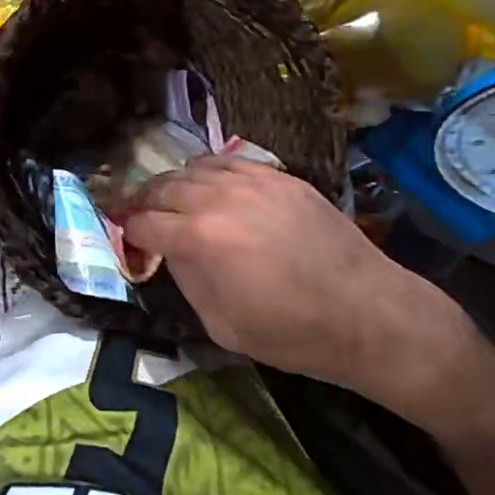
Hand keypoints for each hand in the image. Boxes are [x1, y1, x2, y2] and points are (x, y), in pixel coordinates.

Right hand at [122, 155, 484, 419]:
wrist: (370, 315)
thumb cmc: (293, 333)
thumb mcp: (221, 324)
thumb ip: (186, 278)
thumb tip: (169, 250)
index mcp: (201, 238)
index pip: (143, 221)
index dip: (127, 230)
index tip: (124, 237)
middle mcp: (219, 198)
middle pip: (161, 187)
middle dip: (142, 202)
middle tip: (137, 215)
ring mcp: (252, 180)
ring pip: (192, 169)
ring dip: (172, 185)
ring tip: (170, 200)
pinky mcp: (278, 175)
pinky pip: (227, 161)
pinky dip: (208, 172)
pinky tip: (209, 187)